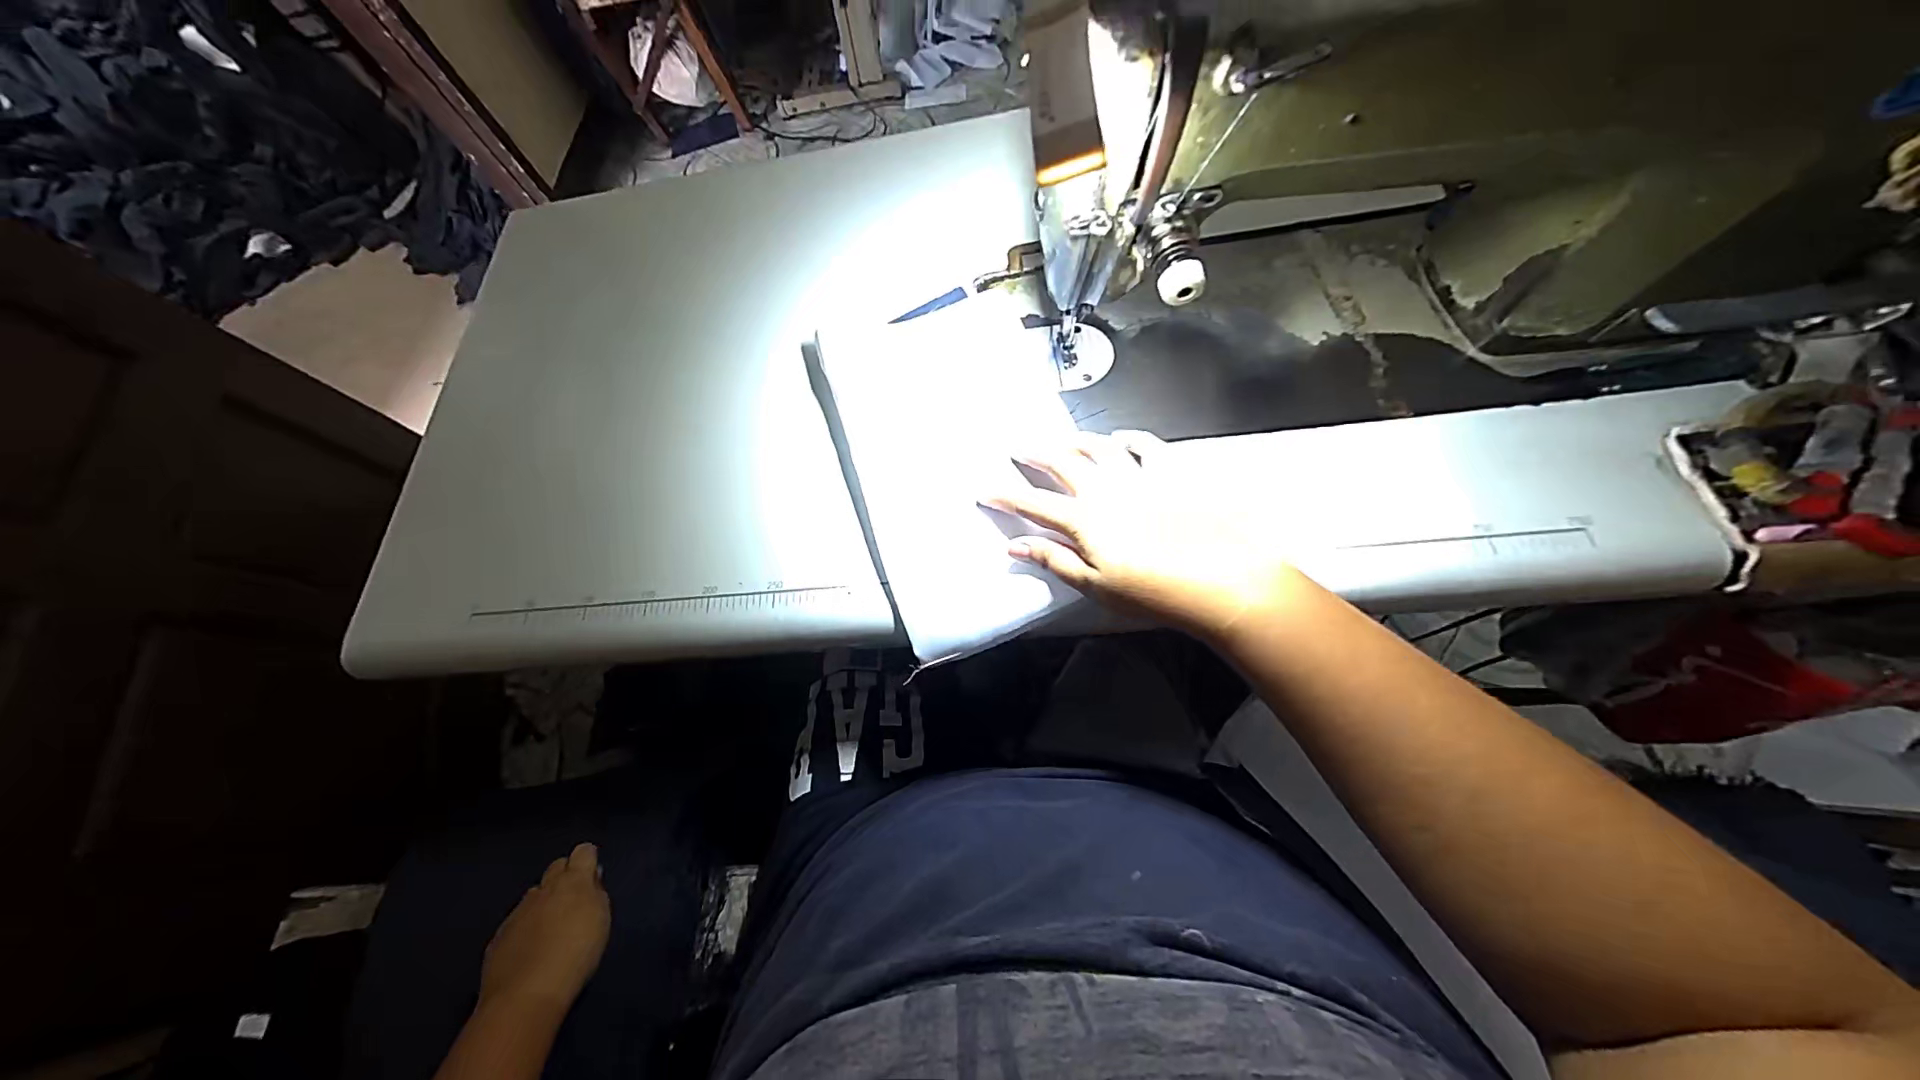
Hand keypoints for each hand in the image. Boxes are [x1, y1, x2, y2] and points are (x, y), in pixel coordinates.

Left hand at [479, 842, 611, 1011]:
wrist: (525, 996)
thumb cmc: (576, 954)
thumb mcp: (601, 920)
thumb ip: (597, 894)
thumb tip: (592, 878)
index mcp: (573, 881)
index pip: (583, 852)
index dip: (589, 859)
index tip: (594, 874)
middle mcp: (544, 890)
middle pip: (556, 867)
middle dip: (565, 876)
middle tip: (575, 900)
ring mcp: (517, 913)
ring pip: (535, 895)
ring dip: (545, 902)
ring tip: (552, 928)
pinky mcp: (498, 937)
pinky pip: (517, 921)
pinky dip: (526, 927)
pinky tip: (531, 949)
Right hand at [982, 431, 1303, 641]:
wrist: (1220, 581)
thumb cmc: (1155, 592)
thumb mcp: (1096, 585)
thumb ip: (1055, 560)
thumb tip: (1016, 546)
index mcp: (1085, 520)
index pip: (1034, 503)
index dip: (1007, 496)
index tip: (987, 490)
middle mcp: (1108, 490)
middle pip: (1063, 464)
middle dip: (1036, 454)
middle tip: (1020, 449)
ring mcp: (1141, 478)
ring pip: (1101, 447)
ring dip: (1077, 440)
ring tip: (1064, 439)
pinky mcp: (1173, 475)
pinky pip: (1148, 447)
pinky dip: (1131, 439)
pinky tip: (1123, 438)